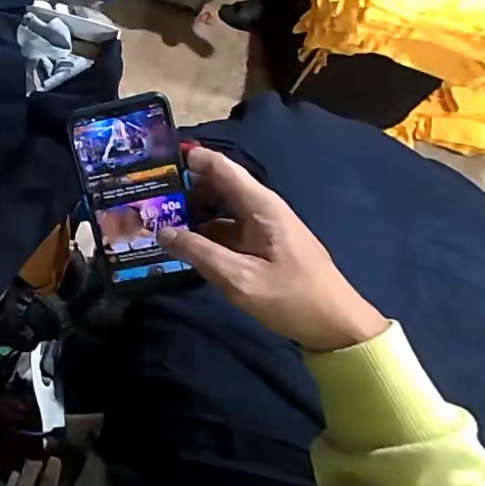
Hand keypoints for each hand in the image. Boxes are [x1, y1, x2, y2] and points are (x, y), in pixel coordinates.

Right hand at [158, 145, 387, 351]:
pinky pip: (224, 227)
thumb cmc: (294, 298)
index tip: (155, 158)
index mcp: (260, 205)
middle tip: (145, 190)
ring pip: (218, 207)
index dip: (189, 157)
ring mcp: (261, 226)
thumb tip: (162, 232)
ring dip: (190, 208)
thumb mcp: (241, 279)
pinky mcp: (259, 244)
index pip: (220, 166)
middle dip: (183, 183)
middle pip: (216, 184)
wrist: (339, 328)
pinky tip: (180, 240)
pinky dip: (202, 229)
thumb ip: (199, 252)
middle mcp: (260, 208)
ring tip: (154, 213)